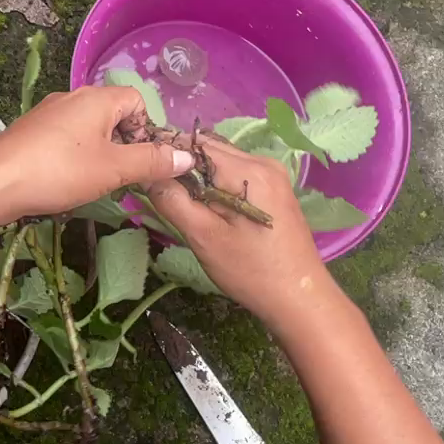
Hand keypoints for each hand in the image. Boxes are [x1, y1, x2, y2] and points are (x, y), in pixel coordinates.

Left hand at [0, 85, 193, 221]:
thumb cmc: (59, 171)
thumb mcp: (113, 169)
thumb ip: (151, 161)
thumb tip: (187, 156)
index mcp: (97, 98)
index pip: (137, 101)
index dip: (146, 130)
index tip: (141, 160)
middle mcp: (72, 97)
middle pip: (112, 114)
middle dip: (122, 144)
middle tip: (119, 175)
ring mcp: (48, 113)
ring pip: (88, 128)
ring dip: (98, 153)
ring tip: (92, 181)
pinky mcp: (30, 130)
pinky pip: (64, 138)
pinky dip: (73, 156)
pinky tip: (64, 180)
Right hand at [143, 138, 345, 332]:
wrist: (299, 299)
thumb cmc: (250, 270)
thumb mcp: (203, 237)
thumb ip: (172, 200)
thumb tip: (146, 174)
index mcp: (247, 171)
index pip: (192, 144)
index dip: (165, 156)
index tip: (144, 175)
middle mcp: (262, 162)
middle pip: (207, 148)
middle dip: (180, 165)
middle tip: (159, 191)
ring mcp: (271, 174)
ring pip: (219, 160)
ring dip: (196, 174)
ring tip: (179, 200)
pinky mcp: (273, 188)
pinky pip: (233, 172)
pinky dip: (213, 181)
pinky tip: (205, 205)